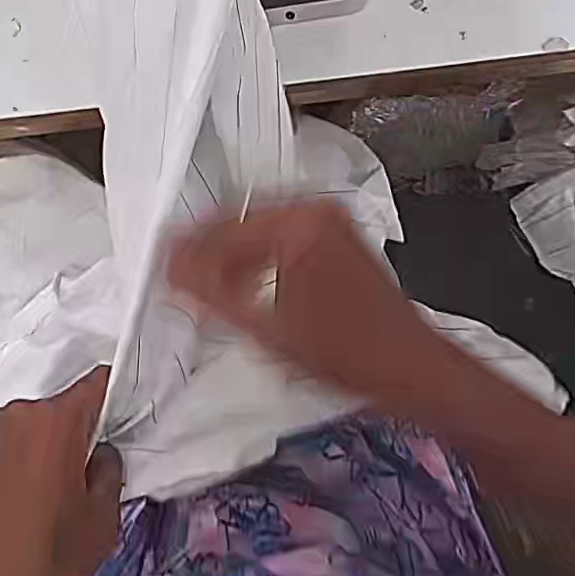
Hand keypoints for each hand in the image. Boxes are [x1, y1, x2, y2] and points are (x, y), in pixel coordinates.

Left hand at [0, 369, 122, 575]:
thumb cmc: (48, 561)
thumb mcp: (103, 515)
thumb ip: (109, 466)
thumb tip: (100, 453)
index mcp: (56, 420)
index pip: (99, 382)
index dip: (118, 395)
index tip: (128, 414)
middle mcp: (22, 413)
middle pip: (68, 402)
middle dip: (85, 424)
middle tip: (97, 459)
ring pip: (43, 419)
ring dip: (57, 438)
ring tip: (65, 480)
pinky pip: (21, 435)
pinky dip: (35, 449)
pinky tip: (42, 485)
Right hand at [166, 201, 445, 412]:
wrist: (409, 364)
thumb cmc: (350, 354)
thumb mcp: (268, 330)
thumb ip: (212, 295)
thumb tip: (176, 271)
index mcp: (298, 226)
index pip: (224, 230)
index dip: (188, 251)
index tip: (165, 266)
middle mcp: (316, 211)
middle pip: (241, 222)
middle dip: (207, 250)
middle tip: (178, 272)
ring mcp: (330, 219)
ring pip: (260, 226)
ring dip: (230, 252)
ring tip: (205, 280)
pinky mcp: (336, 232)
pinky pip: (282, 232)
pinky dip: (257, 252)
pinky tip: (243, 277)